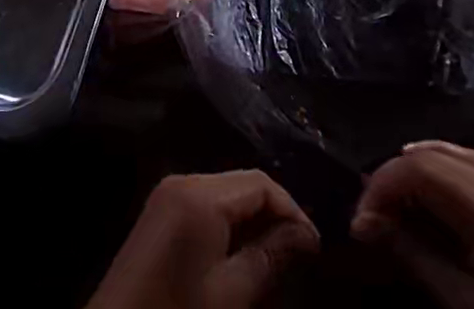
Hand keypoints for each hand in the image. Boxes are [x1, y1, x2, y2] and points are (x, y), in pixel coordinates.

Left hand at [87, 171, 319, 308]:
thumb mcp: (230, 294)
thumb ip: (270, 256)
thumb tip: (306, 235)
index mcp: (200, 193)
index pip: (261, 183)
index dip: (292, 211)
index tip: (314, 247)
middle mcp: (183, 180)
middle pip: (243, 184)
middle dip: (273, 214)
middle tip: (299, 253)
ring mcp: (167, 195)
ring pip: (225, 194)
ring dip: (252, 219)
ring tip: (275, 257)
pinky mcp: (159, 213)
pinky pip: (205, 204)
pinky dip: (228, 223)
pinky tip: (241, 254)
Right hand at [352, 141, 473, 308]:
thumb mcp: (463, 306)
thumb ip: (413, 257)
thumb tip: (364, 224)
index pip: (422, 170)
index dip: (382, 185)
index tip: (360, 220)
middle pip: (437, 158)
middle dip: (395, 178)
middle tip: (368, 214)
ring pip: (457, 157)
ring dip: (417, 170)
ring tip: (387, 197)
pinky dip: (444, 170)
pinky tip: (429, 184)